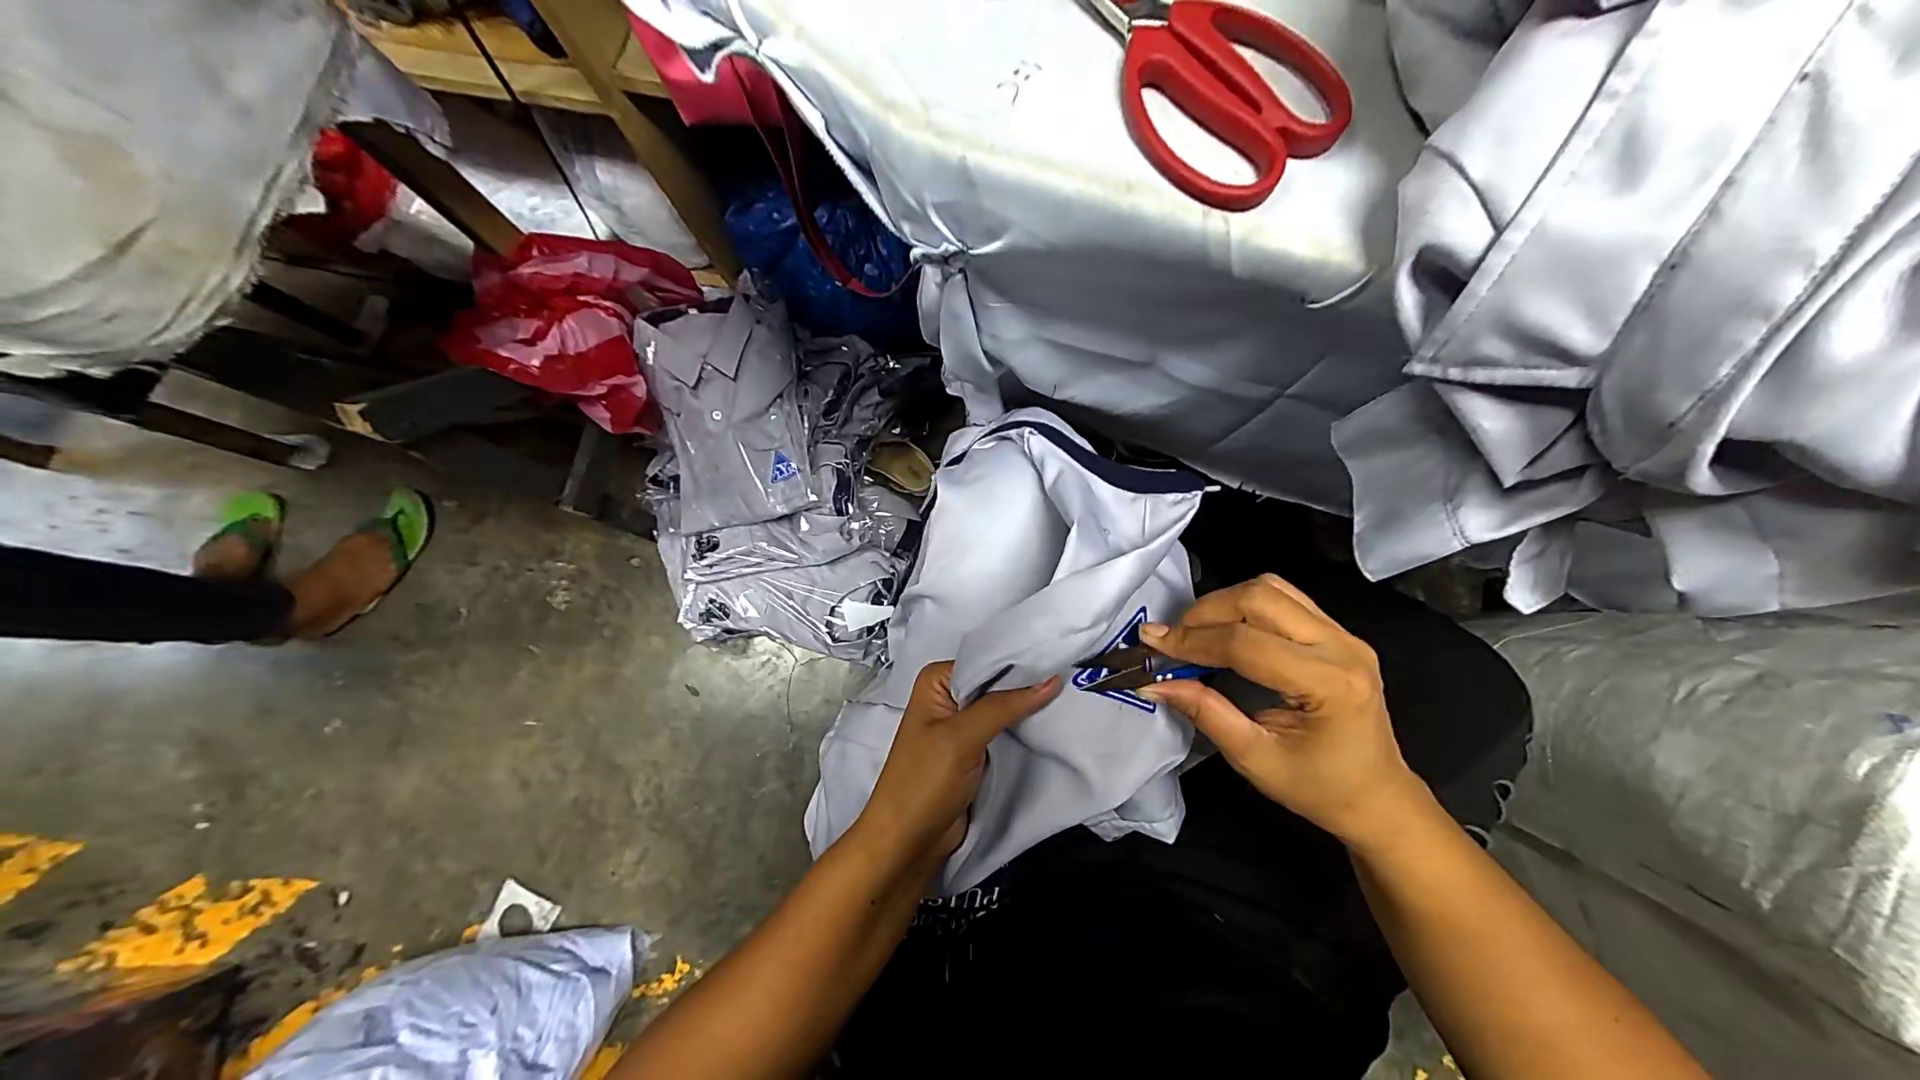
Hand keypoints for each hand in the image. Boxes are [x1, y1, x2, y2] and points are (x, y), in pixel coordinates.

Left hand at [852, 662, 1061, 872]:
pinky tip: (1053, 726)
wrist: (908, 844)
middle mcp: (949, 696)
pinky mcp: (976, 752)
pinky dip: (1026, 731)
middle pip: (998, 682)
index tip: (1061, 660)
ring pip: (1005, 708)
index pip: (987, 659)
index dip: (1022, 660)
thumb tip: (1052, 679)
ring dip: (1031, 709)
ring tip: (1072, 700)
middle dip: (1030, 685)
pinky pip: (1006, 732)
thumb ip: (1004, 706)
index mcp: (937, 680)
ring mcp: (963, 725)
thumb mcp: (962, 737)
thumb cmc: (922, 784)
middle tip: (1076, 679)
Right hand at [1140, 574, 1427, 846]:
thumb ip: (1205, 712)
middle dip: (1206, 612)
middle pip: (1260, 597)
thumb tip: (1155, 683)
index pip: (1247, 643)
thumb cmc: (1318, 788)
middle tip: (1174, 639)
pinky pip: (1285, 599)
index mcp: (1329, 684)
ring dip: (1225, 603)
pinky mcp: (1338, 633)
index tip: (1153, 644)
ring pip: (1272, 588)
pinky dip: (1246, 605)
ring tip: (1196, 633)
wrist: (1377, 798)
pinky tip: (1227, 630)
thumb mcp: (1254, 758)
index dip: (1193, 641)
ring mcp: (1345, 635)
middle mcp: (1343, 647)